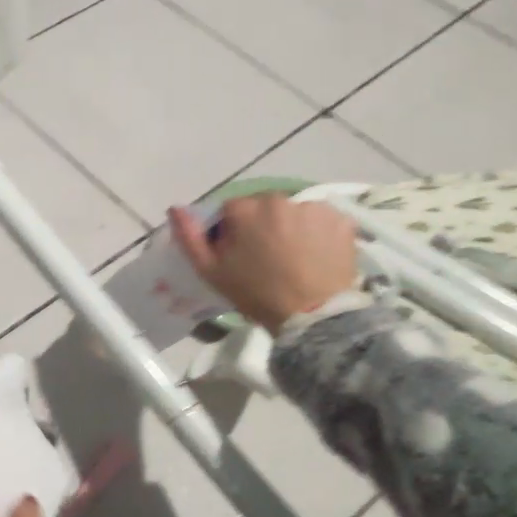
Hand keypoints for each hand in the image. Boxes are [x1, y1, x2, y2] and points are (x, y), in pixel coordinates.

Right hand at [171, 193, 356, 333]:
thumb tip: (175, 208)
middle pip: (264, 208)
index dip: (232, 231)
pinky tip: (316, 254)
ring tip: (294, 258)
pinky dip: (317, 233)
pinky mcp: (341, 220)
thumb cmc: (256, 294)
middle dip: (262, 226)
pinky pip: (321, 220)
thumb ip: (189, 237)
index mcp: (244, 209)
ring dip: (290, 228)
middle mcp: (279, 199)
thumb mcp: (211, 271)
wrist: (313, 316)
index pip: (230, 210)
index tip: (238, 254)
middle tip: (267, 258)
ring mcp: (313, 208)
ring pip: (293, 213)